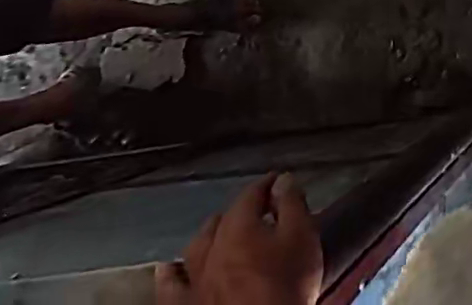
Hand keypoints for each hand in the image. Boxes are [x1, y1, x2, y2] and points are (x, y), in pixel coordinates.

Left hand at [155, 173, 322, 304]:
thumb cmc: (287, 283)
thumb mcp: (302, 235)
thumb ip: (292, 203)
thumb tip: (282, 180)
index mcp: (238, 228)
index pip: (250, 195)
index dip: (265, 184)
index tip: (279, 181)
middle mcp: (210, 251)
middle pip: (222, 220)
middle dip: (240, 208)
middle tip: (259, 208)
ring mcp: (193, 284)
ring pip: (194, 249)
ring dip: (208, 235)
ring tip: (219, 230)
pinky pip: (168, 290)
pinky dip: (169, 275)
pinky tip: (168, 270)